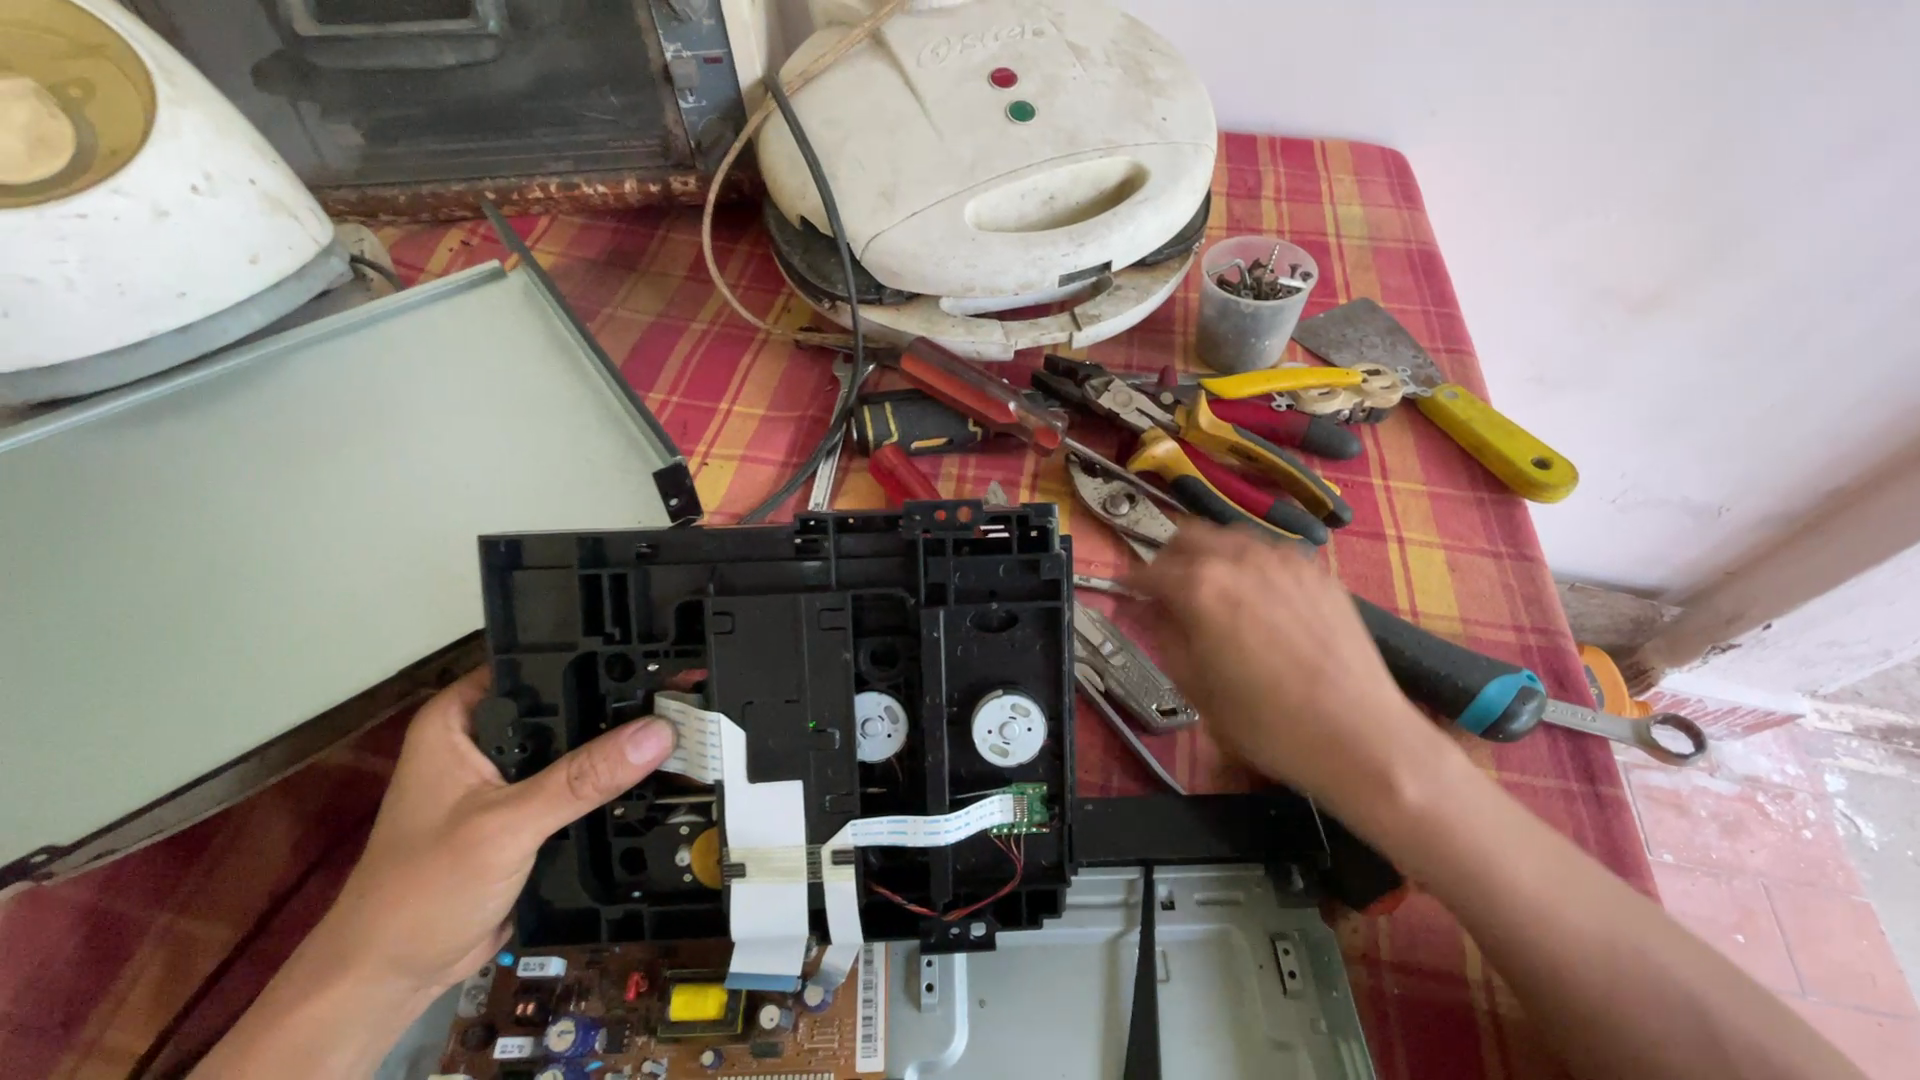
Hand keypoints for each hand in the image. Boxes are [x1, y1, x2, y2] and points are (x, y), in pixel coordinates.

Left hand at [310, 667, 676, 996]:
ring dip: (617, 749)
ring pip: (575, 748)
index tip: (657, 660)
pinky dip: (609, 785)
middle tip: (683, 699)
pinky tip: (655, 777)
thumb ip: (583, 778)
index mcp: (459, 718)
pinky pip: (577, 786)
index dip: (594, 660)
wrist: (394, 974)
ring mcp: (506, 778)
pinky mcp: (526, 813)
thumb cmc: (425, 889)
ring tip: (683, 730)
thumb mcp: (507, 825)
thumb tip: (658, 732)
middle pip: (564, 707)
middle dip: (617, 708)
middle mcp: (483, 738)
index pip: (537, 667)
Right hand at [1124, 523, 1455, 815]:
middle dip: (1169, 558)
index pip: (1150, 570)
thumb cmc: (1266, 722)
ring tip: (1211, 590)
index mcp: (1200, 588)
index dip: (1132, 583)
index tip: (1127, 594)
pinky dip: (1251, 564)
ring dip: (1211, 555)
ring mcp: (1285, 560)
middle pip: (1189, 536)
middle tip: (1165, 588)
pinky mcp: (1318, 571)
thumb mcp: (1196, 686)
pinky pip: (1271, 553)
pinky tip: (1258, 598)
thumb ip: (1163, 635)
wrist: (1357, 735)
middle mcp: (1240, 559)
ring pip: (1232, 537)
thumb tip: (1144, 609)